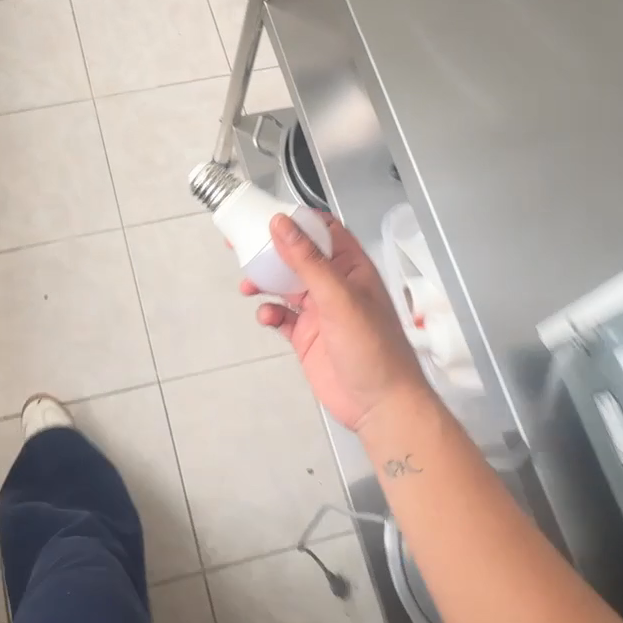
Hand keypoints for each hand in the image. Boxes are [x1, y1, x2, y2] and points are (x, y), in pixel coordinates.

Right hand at [241, 213, 431, 430]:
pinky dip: (269, 314)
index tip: (268, 216)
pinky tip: (267, 317)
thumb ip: (308, 261)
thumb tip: (283, 227)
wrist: (379, 405)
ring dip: (264, 282)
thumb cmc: (378, 353)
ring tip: (249, 284)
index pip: (322, 231)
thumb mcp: (339, 298)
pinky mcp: (308, 336)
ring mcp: (321, 312)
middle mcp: (336, 286)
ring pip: (285, 286)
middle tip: (244, 245)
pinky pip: (281, 317)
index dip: (296, 221)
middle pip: (297, 256)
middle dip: (270, 250)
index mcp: (352, 268)